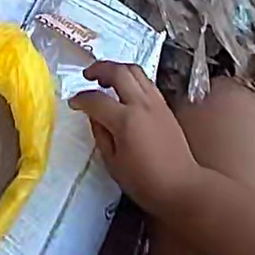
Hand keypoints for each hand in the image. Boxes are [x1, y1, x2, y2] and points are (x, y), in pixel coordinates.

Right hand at [69, 62, 207, 214]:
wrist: (181, 185)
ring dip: (117, 68)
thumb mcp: (113, 163)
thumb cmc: (144, 182)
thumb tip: (93, 115)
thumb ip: (100, 134)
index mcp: (125, 120)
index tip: (73, 102)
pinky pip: (145, 80)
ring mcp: (155, 101)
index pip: (97, 99)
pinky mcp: (165, 104)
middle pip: (118, 71)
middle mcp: (141, 104)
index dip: (81, 98)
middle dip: (98, 68)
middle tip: (87, 75)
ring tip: (105, 77)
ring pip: (134, 70)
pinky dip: (131, 77)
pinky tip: (125, 87)